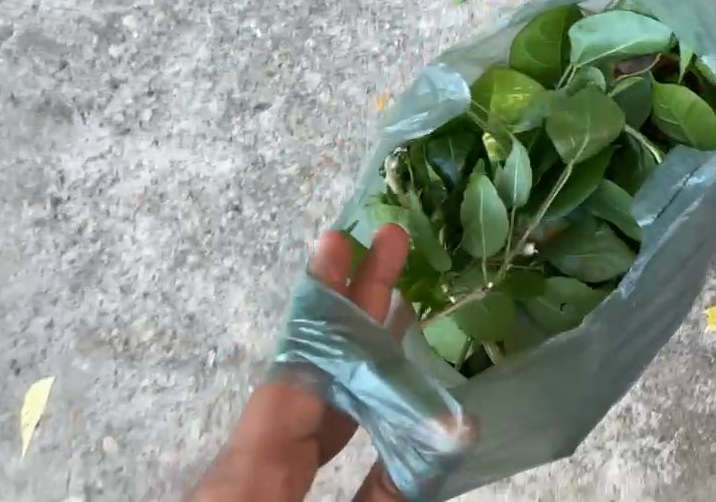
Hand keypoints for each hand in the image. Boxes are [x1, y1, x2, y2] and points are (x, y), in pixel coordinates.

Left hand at [189, 225, 412, 501]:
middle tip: (388, 239)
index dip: (324, 304)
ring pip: (319, 407)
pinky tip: (403, 390)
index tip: (338, 241)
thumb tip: (467, 433)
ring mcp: (261, 489)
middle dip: (354, 308)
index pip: (297, 371)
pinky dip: (363, 414)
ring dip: (365, 355)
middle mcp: (249, 474)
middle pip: (311, 373)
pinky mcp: (275, 498)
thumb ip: (394, 490)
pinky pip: (322, 449)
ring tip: (407, 298)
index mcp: (248, 480)